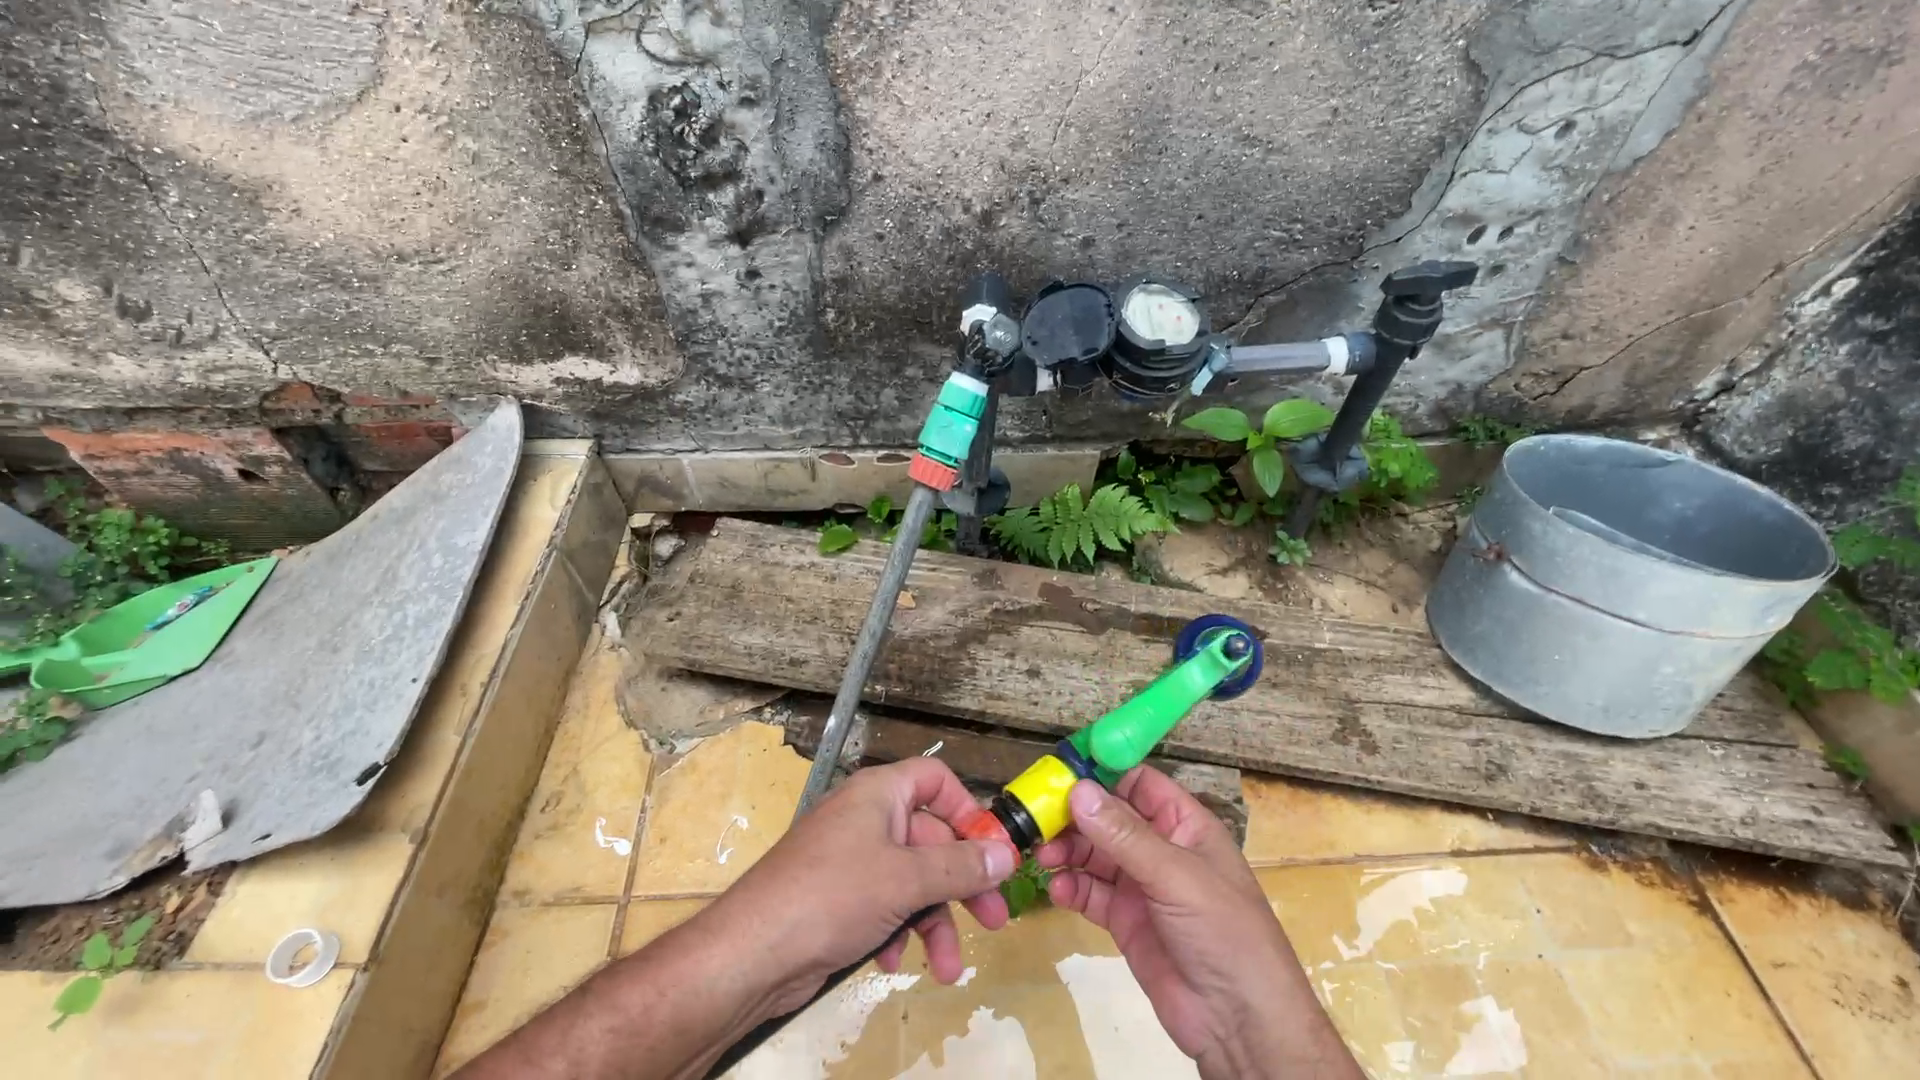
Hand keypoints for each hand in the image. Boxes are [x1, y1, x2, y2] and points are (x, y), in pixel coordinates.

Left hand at [705, 757, 1018, 1014]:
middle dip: (962, 884)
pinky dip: (897, 931)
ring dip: (933, 922)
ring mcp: (851, 860)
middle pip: (931, 839)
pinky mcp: (839, 899)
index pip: (935, 779)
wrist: (752, 954)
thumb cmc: (832, 896)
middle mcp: (867, 819)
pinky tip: (891, 961)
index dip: (967, 809)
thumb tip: (1008, 855)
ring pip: (911, 881)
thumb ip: (960, 867)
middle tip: (995, 920)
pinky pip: (885, 905)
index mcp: (879, 794)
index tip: (992, 849)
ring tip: (947, 967)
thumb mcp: (906, 880)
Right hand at [1036, 767, 1361, 1079]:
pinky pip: (1091, 892)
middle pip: (1108, 817)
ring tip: (1043, 857)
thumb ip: (1123, 834)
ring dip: (1068, 851)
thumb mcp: (1175, 875)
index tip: (1059, 770)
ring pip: (1095, 853)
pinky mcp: (1125, 919)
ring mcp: (1142, 885)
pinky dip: (1072, 887)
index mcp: (1184, 825)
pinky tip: (1058, 889)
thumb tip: (1078, 790)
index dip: (1101, 773)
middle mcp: (1160, 848)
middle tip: (1037, 819)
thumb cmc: (1223, 932)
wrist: (1238, 1022)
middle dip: (1074, 816)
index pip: (1138, 782)